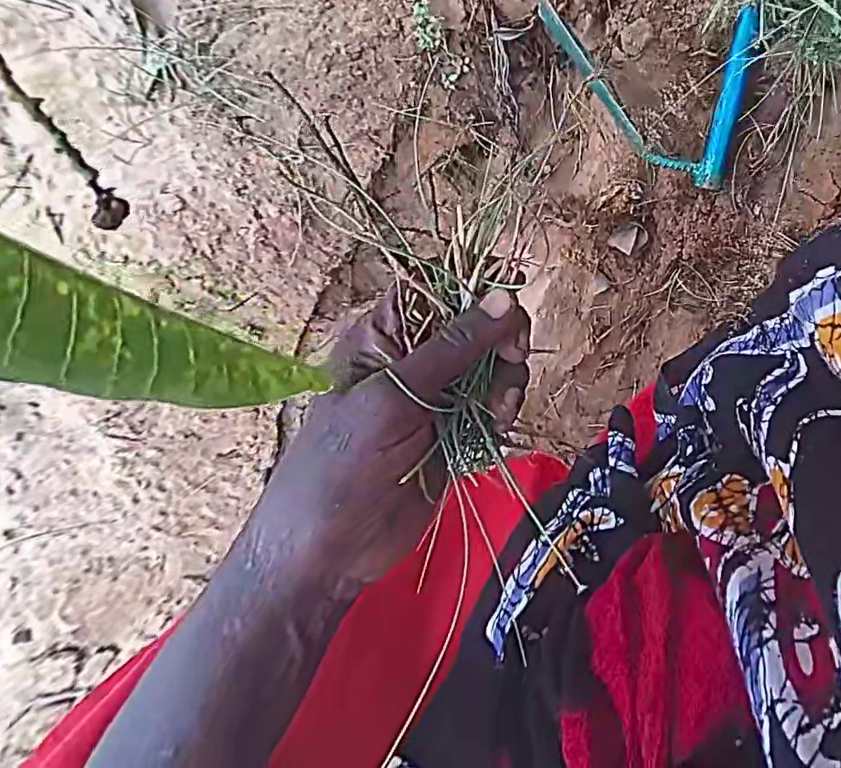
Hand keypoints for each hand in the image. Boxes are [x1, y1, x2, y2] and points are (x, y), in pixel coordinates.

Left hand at [250, 286, 529, 584]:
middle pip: (478, 321)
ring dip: (508, 376)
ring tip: (498, 406)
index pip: (438, 286)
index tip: (510, 301)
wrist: (328, 554)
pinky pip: (496, 398)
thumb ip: (453, 347)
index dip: (478, 286)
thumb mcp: (394, 398)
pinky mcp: (459, 424)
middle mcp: (415, 355)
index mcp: (385, 333)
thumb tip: (504, 297)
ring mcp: (439, 391)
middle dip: (502, 336)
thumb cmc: (341, 465)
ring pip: (494, 360)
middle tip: (512, 357)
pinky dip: (505, 405)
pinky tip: (496, 422)